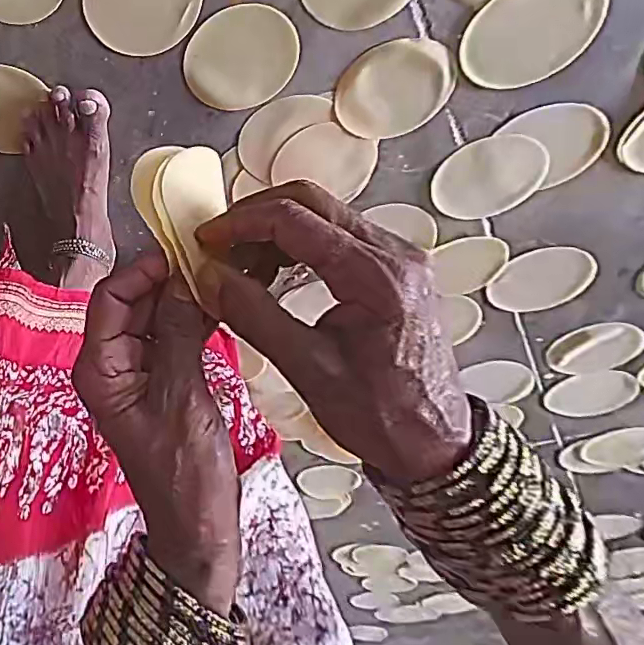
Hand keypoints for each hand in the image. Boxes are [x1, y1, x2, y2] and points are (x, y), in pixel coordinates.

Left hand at [74, 253, 240, 611]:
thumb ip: (177, 335)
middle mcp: (111, 364)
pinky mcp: (160, 379)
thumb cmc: (185, 474)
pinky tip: (217, 307)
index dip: (141, 272)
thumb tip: (183, 280)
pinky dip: (190, 320)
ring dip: (181, 298)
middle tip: (208, 263)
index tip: (179, 256)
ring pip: (153, 317)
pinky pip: (170, 337)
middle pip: (131, 303)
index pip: (109, 299)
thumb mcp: (182, 398)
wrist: (199, 528)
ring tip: (218, 280)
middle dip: (165, 281)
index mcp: (100, 369)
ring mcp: (136, 372)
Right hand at [194, 182, 470, 483]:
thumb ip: (254, 316)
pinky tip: (274, 273)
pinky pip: (337, 235)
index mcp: (376, 278)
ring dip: (275, 230)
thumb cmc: (383, 417)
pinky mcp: (393, 268)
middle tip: (219, 244)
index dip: (241, 223)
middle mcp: (394, 255)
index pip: (295, 220)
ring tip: (242, 266)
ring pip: (323, 214)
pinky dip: (298, 244)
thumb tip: (211, 279)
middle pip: (311, 202)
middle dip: (256, 216)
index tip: (208, 239)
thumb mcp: (309, 370)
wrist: (435, 442)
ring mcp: (398, 258)